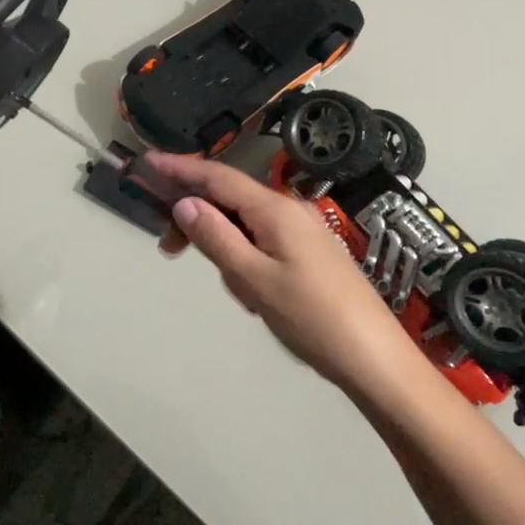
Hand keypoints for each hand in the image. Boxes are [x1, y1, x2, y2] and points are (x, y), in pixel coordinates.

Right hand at [142, 151, 413, 389]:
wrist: (378, 361)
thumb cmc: (313, 318)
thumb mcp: (254, 280)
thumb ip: (216, 237)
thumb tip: (184, 203)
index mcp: (274, 210)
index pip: (216, 177)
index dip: (178, 168)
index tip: (146, 163)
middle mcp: (289, 211)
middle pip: (228, 200)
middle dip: (197, 220)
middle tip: (168, 249)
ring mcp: (302, 232)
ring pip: (244, 226)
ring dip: (226, 250)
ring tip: (240, 294)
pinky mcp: (310, 254)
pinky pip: (262, 243)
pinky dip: (246, 262)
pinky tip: (257, 298)